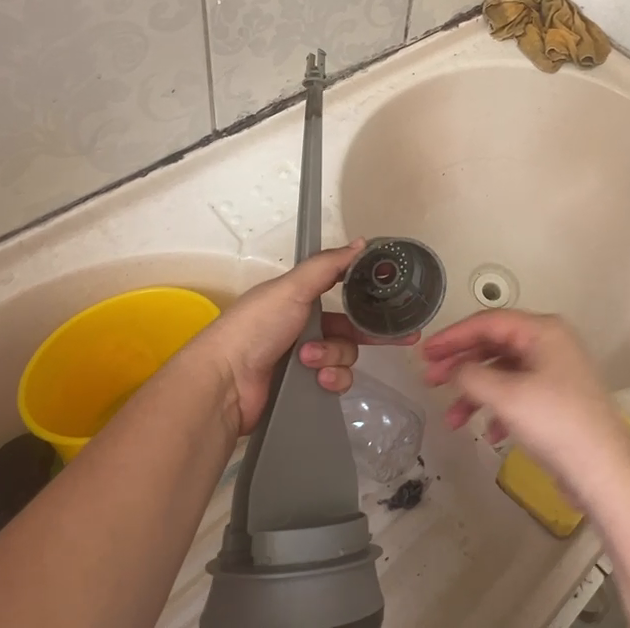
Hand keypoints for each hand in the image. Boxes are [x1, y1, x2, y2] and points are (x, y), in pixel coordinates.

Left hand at [187, 239, 418, 434]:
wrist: (226, 383)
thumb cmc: (256, 327)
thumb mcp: (292, 288)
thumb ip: (328, 265)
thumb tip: (361, 242)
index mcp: (299, 299)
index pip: (341, 292)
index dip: (367, 294)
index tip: (393, 300)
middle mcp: (303, 327)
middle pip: (350, 327)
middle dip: (369, 332)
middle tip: (403, 336)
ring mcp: (305, 360)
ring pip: (345, 354)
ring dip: (334, 355)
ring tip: (311, 359)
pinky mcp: (305, 388)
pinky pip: (336, 381)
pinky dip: (332, 379)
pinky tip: (318, 379)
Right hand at [422, 311, 629, 495]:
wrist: (603, 469)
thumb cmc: (557, 423)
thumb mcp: (506, 396)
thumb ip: (472, 375)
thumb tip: (455, 368)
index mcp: (542, 330)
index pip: (488, 321)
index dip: (453, 336)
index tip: (425, 352)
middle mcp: (549, 344)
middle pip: (494, 345)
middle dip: (461, 365)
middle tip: (430, 381)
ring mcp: (554, 372)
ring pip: (503, 373)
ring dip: (475, 394)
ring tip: (453, 420)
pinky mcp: (556, 399)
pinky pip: (517, 394)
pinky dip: (497, 409)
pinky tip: (489, 434)